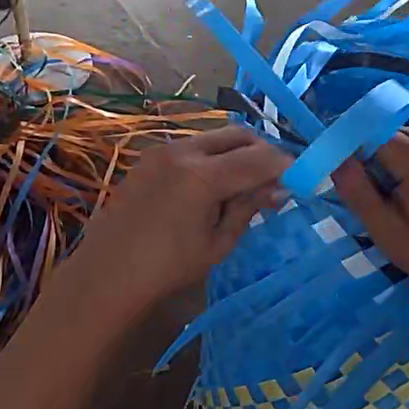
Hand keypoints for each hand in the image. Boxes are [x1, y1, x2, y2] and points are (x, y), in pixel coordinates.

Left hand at [63, 126, 290, 315]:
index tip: (300, 179)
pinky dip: (213, 157)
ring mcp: (163, 150)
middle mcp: (183, 151)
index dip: (285, 166)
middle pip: (238, 135)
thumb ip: (248, 208)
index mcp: (202, 175)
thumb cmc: (167, 268)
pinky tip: (213, 185)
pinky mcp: (150, 157)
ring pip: (215, 137)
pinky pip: (193, 146)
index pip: (259, 158)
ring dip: (237, 152)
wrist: (108, 273)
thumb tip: (279, 188)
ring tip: (245, 185)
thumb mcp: (217, 243)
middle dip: (262, 152)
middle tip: (274, 180)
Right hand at [331, 129, 408, 309]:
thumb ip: (355, 190)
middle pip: (393, 133)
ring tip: (391, 189)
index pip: (375, 136)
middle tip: (370, 188)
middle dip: (374, 153)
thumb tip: (334, 159)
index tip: (346, 173)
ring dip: (393, 154)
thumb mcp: (382, 227)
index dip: (355, 150)